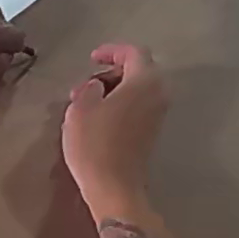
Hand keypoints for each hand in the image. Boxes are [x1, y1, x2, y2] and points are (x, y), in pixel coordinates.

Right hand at [61, 43, 168, 204]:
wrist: (113, 185)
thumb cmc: (94, 145)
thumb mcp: (80, 111)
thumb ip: (88, 89)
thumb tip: (95, 86)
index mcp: (144, 80)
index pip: (133, 53)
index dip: (111, 52)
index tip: (92, 57)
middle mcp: (158, 92)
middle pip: (138, 70)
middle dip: (111, 73)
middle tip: (85, 85)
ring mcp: (158, 113)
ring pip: (137, 90)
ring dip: (114, 91)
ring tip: (88, 104)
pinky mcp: (150, 132)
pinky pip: (137, 107)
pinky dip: (120, 105)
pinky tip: (99, 118)